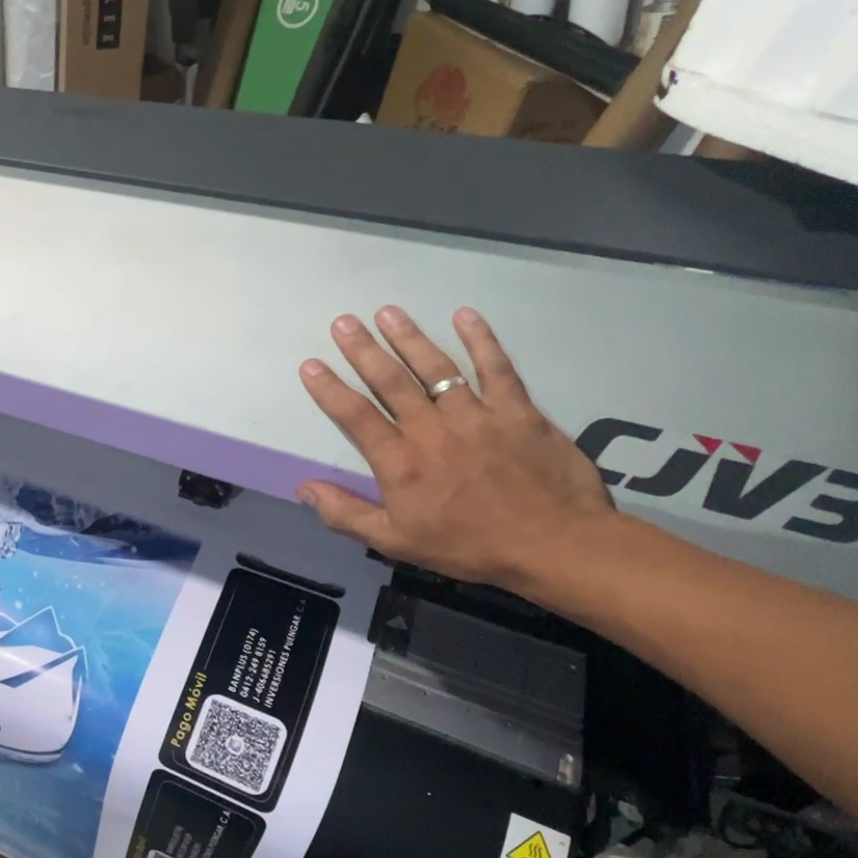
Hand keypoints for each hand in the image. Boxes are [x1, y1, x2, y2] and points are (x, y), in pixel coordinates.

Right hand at [297, 306, 614, 589]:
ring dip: (410, 337)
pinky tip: (464, 316)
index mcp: (400, 461)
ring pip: (437, 368)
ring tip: (388, 312)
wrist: (554, 544)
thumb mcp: (395, 541)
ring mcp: (477, 415)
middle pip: (391, 381)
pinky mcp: (518, 411)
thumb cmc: (468, 545)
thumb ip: (346, 513)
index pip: (355, 416)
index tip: (311, 365)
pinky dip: (481, 340)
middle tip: (344, 322)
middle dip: (363, 349)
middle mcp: (432, 429)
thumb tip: (303, 488)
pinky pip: (497, 368)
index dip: (330, 389)